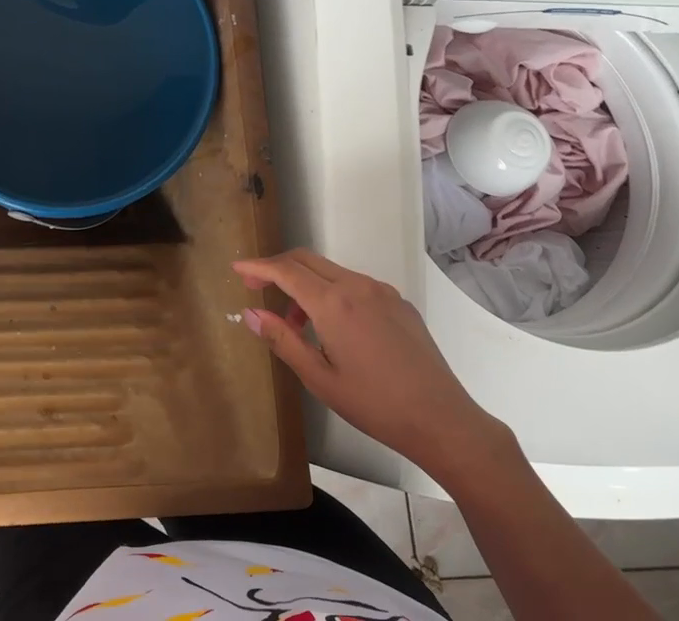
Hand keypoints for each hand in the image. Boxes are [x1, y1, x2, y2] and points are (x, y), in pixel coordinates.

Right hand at [234, 249, 514, 484]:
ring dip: (304, 283)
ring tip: (294, 322)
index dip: (257, 267)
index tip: (236, 269)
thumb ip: (283, 340)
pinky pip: (354, 284)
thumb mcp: (319, 377)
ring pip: (331, 271)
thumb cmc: (374, 404)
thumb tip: (251, 314)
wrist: (442, 419)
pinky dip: (331, 292)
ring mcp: (382, 292)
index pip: (285, 270)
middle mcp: (357, 286)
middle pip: (306, 259)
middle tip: (256, 287)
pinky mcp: (399, 303)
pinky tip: (331, 327)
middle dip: (277, 268)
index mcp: (334, 303)